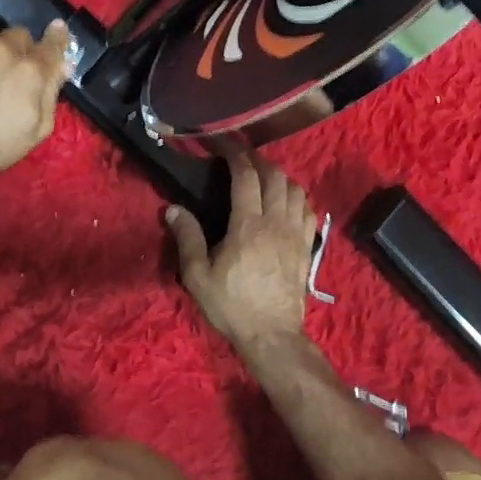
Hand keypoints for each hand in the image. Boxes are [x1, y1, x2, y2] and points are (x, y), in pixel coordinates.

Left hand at [0, 21, 72, 176]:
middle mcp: (2, 50)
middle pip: (19, 36)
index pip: (52, 44)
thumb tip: (62, 65)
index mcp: (29, 69)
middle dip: (21, 50)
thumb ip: (51, 92)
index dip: (58, 38)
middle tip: (13, 72)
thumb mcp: (38, 129)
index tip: (59, 30)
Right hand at [166, 154, 318, 350]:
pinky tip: (285, 200)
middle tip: (238, 156)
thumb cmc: (232, 305)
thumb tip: (173, 209)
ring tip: (261, 175)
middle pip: (274, 175)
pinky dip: (296, 196)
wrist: (272, 336)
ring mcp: (296, 234)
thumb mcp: (198, 275)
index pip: (245, 175)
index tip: (220, 142)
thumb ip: (187, 238)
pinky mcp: (307, 247)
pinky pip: (308, 210)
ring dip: (278, 175)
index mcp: (248, 225)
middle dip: (256, 158)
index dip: (234, 152)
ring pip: (295, 189)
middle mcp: (276, 222)